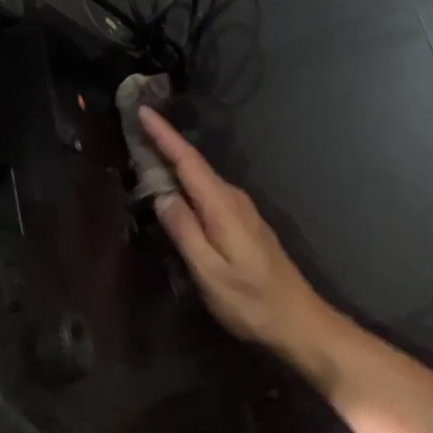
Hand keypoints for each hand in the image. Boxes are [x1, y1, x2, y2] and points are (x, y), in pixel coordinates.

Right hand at [137, 107, 340, 369]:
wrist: (299, 322)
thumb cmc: (251, 301)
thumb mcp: (209, 272)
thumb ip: (184, 230)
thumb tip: (161, 194)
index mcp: (222, 205)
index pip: (187, 160)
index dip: (164, 135)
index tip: (142, 110)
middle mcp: (232, 198)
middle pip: (193, 164)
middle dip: (164, 144)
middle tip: (133, 131)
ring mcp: (240, 209)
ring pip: (200, 178)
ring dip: (174, 164)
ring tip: (145, 156)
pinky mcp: (243, 223)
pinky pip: (208, 192)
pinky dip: (187, 183)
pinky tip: (174, 190)